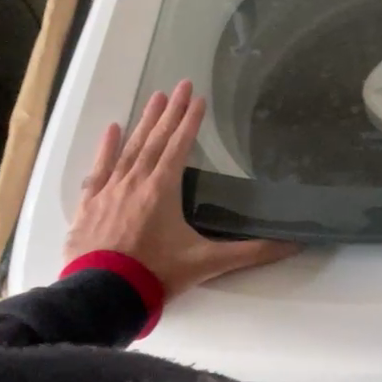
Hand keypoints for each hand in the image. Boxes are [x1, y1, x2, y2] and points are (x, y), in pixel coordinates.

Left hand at [64, 80, 297, 295]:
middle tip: (181, 84)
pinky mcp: (89, 205)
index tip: (199, 98)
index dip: (191, 121)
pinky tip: (111, 129)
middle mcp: (136, 181)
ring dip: (144, 122)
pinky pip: (98, 170)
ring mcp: (109, 191)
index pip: (180, 146)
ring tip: (155, 97)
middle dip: (171, 111)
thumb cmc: (156, 274)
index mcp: (163, 189)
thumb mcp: (207, 263)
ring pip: (130, 148)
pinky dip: (105, 148)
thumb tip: (292, 244)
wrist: (102, 297)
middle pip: (156, 139)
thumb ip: (250, 252)